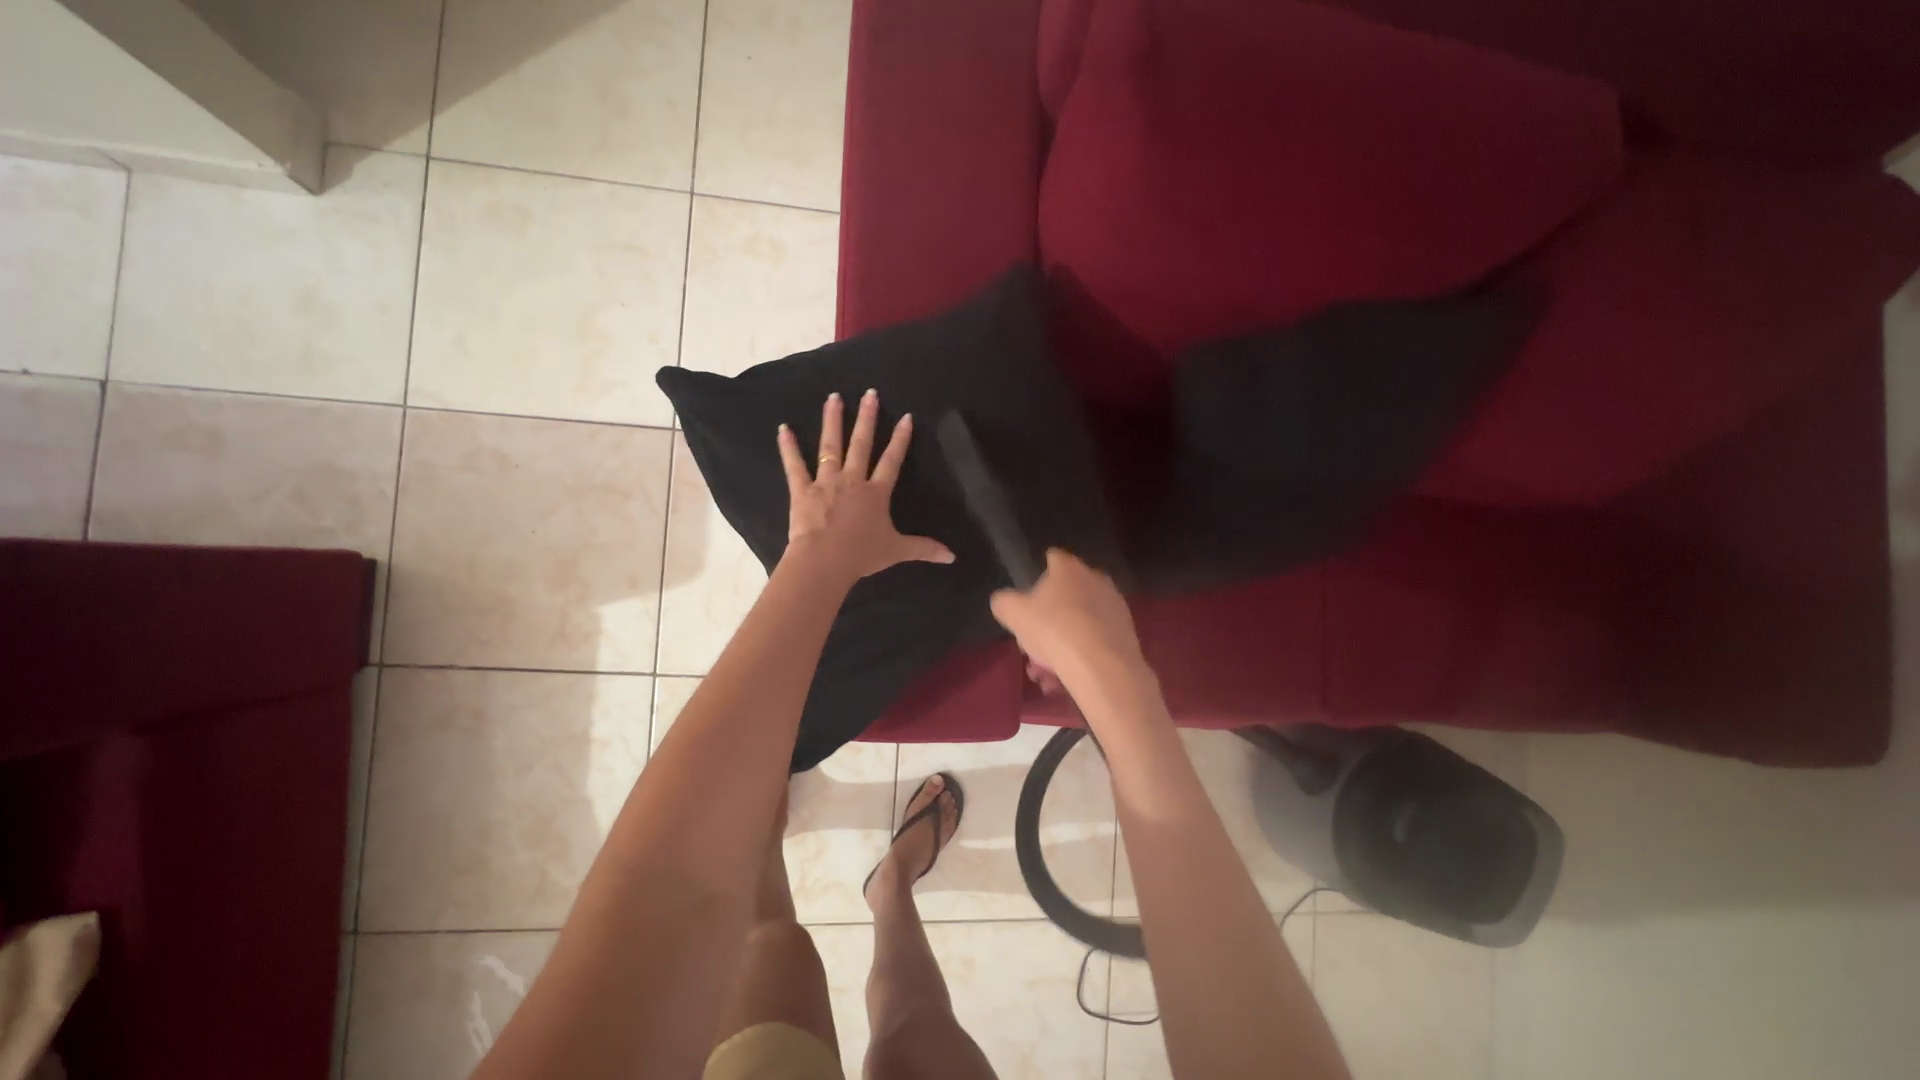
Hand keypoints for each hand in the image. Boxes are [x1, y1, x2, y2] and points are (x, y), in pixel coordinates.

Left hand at [778, 389, 953, 582]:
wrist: (825, 560)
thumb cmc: (861, 555)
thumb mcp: (896, 551)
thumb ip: (924, 548)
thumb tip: (952, 556)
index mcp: (876, 493)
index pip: (892, 460)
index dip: (900, 439)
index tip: (905, 417)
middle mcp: (852, 480)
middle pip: (861, 444)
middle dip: (867, 417)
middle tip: (869, 394)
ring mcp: (826, 482)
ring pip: (830, 446)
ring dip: (832, 420)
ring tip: (833, 397)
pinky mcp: (802, 490)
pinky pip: (794, 465)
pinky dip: (788, 447)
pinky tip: (783, 428)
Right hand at [990, 549, 1148, 688]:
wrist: (1101, 665)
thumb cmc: (1053, 630)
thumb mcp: (1013, 614)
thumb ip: (1004, 602)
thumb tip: (1005, 601)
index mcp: (1068, 568)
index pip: (1052, 558)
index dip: (1039, 575)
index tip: (1030, 597)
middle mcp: (1095, 579)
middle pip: (1066, 594)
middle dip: (1049, 617)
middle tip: (1034, 642)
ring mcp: (1114, 605)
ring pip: (1080, 621)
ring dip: (1063, 642)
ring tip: (1047, 670)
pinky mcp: (1126, 631)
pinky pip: (1095, 639)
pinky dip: (1081, 654)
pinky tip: (1066, 676)